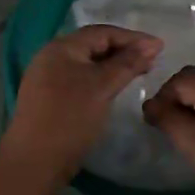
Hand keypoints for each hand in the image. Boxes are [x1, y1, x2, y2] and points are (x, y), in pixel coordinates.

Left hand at [4, 25, 161, 176]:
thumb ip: (127, 63)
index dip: (132, 38)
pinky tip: (114, 89)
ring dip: (114, 66)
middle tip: (152, 61)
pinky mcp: (49, 98)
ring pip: (87, 64)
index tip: (160, 47)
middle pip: (93, 46)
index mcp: (60, 48)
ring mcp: (47, 78)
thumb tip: (151, 45)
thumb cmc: (70, 118)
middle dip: (124, 51)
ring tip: (138, 73)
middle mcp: (51, 57)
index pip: (102, 33)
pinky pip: (80, 79)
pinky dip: (100, 79)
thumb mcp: (103, 87)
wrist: (35, 161)